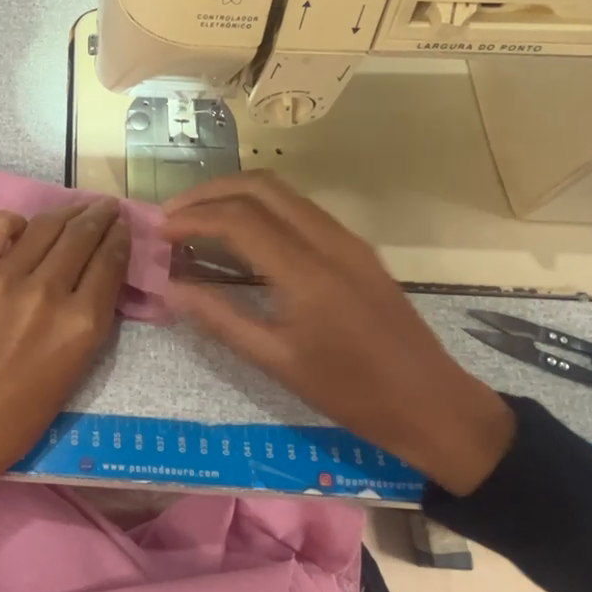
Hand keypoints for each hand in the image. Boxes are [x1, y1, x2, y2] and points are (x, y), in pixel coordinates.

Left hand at [0, 198, 128, 503]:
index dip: (120, 238)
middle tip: (107, 207)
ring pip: (46, 225)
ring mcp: (6, 277)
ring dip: (68, 211)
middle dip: (100, 216)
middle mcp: (48, 292)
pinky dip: (18, 221)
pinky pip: (0, 226)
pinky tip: (26, 228)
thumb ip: (94, 314)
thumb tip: (102, 268)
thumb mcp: (80, 364)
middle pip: (82, 235)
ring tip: (79, 207)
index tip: (124, 227)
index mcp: (81, 323)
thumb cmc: (28, 407)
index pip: (110, 261)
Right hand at [163, 173, 513, 494]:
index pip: (238, 219)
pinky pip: (299, 208)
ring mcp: (347, 239)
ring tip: (197, 220)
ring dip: (234, 195)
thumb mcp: (277, 362)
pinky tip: (240, 234)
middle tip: (171, 216)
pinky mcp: (356, 246)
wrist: (434, 405)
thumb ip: (219, 318)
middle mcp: (329, 240)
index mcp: (308, 273)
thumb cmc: (352, 393)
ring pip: (281, 191)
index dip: (191, 217)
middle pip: (258, 186)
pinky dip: (260, 207)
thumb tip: (169, 288)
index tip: (157, 231)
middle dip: (208, 192)